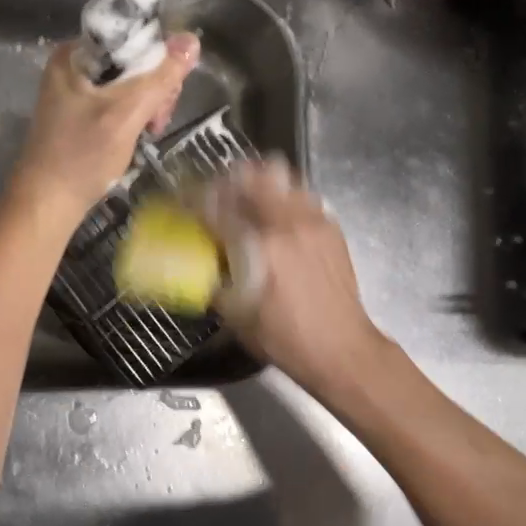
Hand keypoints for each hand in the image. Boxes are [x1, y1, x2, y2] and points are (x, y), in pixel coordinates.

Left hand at [8, 33, 198, 223]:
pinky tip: (139, 134)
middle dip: (155, 87)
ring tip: (149, 130)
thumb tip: (192, 40)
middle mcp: (73, 64)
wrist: (47, 202)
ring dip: (148, 104)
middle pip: (132, 58)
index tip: (169, 90)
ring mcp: (75, 89)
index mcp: (75, 53)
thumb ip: (160, 77)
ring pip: (129, 82)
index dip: (158, 57)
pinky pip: (118, 100)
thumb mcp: (127, 113)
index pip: (131, 35)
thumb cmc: (82, 156)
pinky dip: (134, 115)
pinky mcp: (79, 111)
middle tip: (156, 119)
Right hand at [201, 159, 387, 390]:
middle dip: (228, 182)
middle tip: (218, 195)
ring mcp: (313, 222)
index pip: (217, 206)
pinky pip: (303, 197)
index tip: (183, 200)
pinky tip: (280, 220)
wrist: (342, 348)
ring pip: (280, 179)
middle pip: (250, 177)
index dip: (193, 199)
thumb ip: (216, 280)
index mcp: (258, 246)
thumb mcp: (237, 315)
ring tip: (249, 199)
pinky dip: (285, 199)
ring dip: (259, 184)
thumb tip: (205, 261)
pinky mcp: (331, 228)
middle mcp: (286, 224)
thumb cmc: (286, 339)